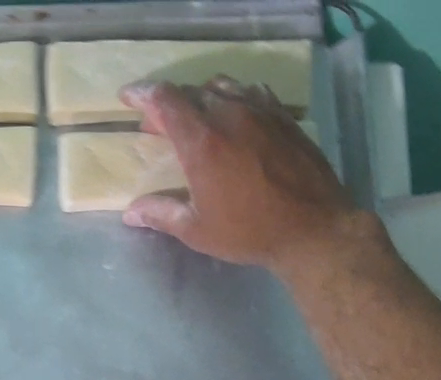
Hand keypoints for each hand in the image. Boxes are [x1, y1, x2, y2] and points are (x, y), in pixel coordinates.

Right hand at [119, 78, 382, 281]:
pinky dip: (234, 99)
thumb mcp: (197, 230)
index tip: (129, 98)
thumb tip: (131, 212)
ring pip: (223, 86)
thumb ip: (161, 214)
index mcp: (202, 142)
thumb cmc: (248, 232)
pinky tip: (234, 119)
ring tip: (197, 120)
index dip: (143, 94)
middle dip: (170, 103)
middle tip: (159, 125)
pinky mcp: (283, 116)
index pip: (166, 100)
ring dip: (202, 98)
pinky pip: (252, 93)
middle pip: (192, 91)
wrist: (311, 227)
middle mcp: (230, 115)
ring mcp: (261, 111)